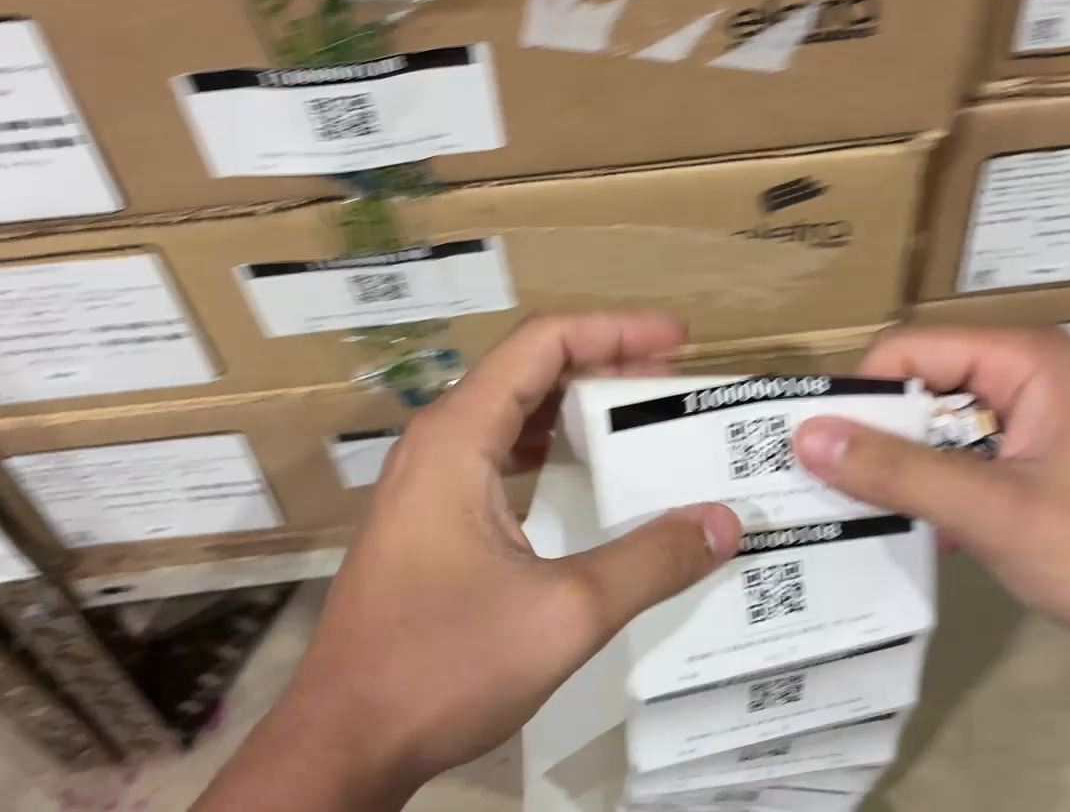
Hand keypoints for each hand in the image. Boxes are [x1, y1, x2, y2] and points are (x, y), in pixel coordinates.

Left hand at [193, 313, 742, 811]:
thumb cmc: (442, 664)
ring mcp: (430, 478)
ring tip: (643, 416)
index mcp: (460, 435)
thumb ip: (651, 562)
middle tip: (673, 379)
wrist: (344, 740)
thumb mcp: (565, 613)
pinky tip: (589, 473)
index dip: (615, 329)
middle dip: (606, 363)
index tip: (676, 340)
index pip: (543, 343)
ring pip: (514, 410)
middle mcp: (440, 440)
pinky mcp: (431, 514)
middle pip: (530, 368)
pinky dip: (553, 446)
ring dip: (579, 404)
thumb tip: (724, 524)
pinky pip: (501, 452)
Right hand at [793, 327, 1069, 811]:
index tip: (814, 443)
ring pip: (931, 425)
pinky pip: (952, 457)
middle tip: (818, 478)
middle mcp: (1023, 376)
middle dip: (873, 431)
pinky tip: (906, 527)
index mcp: (1026, 360)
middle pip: (918, 385)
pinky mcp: (1023, 462)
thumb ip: (897, 472)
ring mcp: (1026, 421)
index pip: (911, 349)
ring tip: (848, 504)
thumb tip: (804, 437)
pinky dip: (924, 486)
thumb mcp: (995, 511)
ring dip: (895, 464)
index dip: (860, 391)